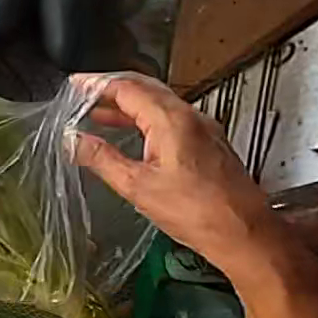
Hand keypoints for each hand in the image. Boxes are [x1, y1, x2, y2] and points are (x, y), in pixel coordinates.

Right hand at [68, 73, 310, 288]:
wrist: (244, 233)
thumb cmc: (194, 211)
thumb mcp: (138, 187)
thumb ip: (103, 159)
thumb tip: (72, 140)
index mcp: (170, 119)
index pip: (127, 88)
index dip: (97, 85)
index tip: (75, 85)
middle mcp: (189, 115)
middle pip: (145, 88)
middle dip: (112, 88)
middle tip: (83, 94)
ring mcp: (203, 128)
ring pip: (160, 104)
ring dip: (129, 105)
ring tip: (99, 114)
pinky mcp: (209, 143)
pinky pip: (172, 119)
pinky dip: (146, 119)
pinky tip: (134, 134)